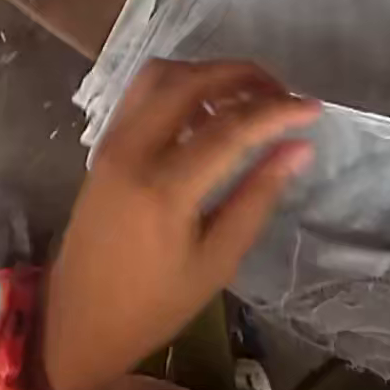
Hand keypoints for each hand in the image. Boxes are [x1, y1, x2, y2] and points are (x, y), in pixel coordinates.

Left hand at [35, 59, 317, 389]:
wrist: (78, 317)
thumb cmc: (154, 303)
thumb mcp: (217, 261)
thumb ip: (258, 196)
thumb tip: (299, 148)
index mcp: (164, 188)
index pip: (229, 129)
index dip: (276, 111)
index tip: (312, 107)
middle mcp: (133, 149)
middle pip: (191, 81)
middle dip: (241, 75)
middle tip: (280, 92)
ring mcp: (113, 139)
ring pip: (162, 74)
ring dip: (207, 73)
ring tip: (244, 98)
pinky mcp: (104, 140)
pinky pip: (143, 90)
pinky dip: (179, 84)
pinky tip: (204, 110)